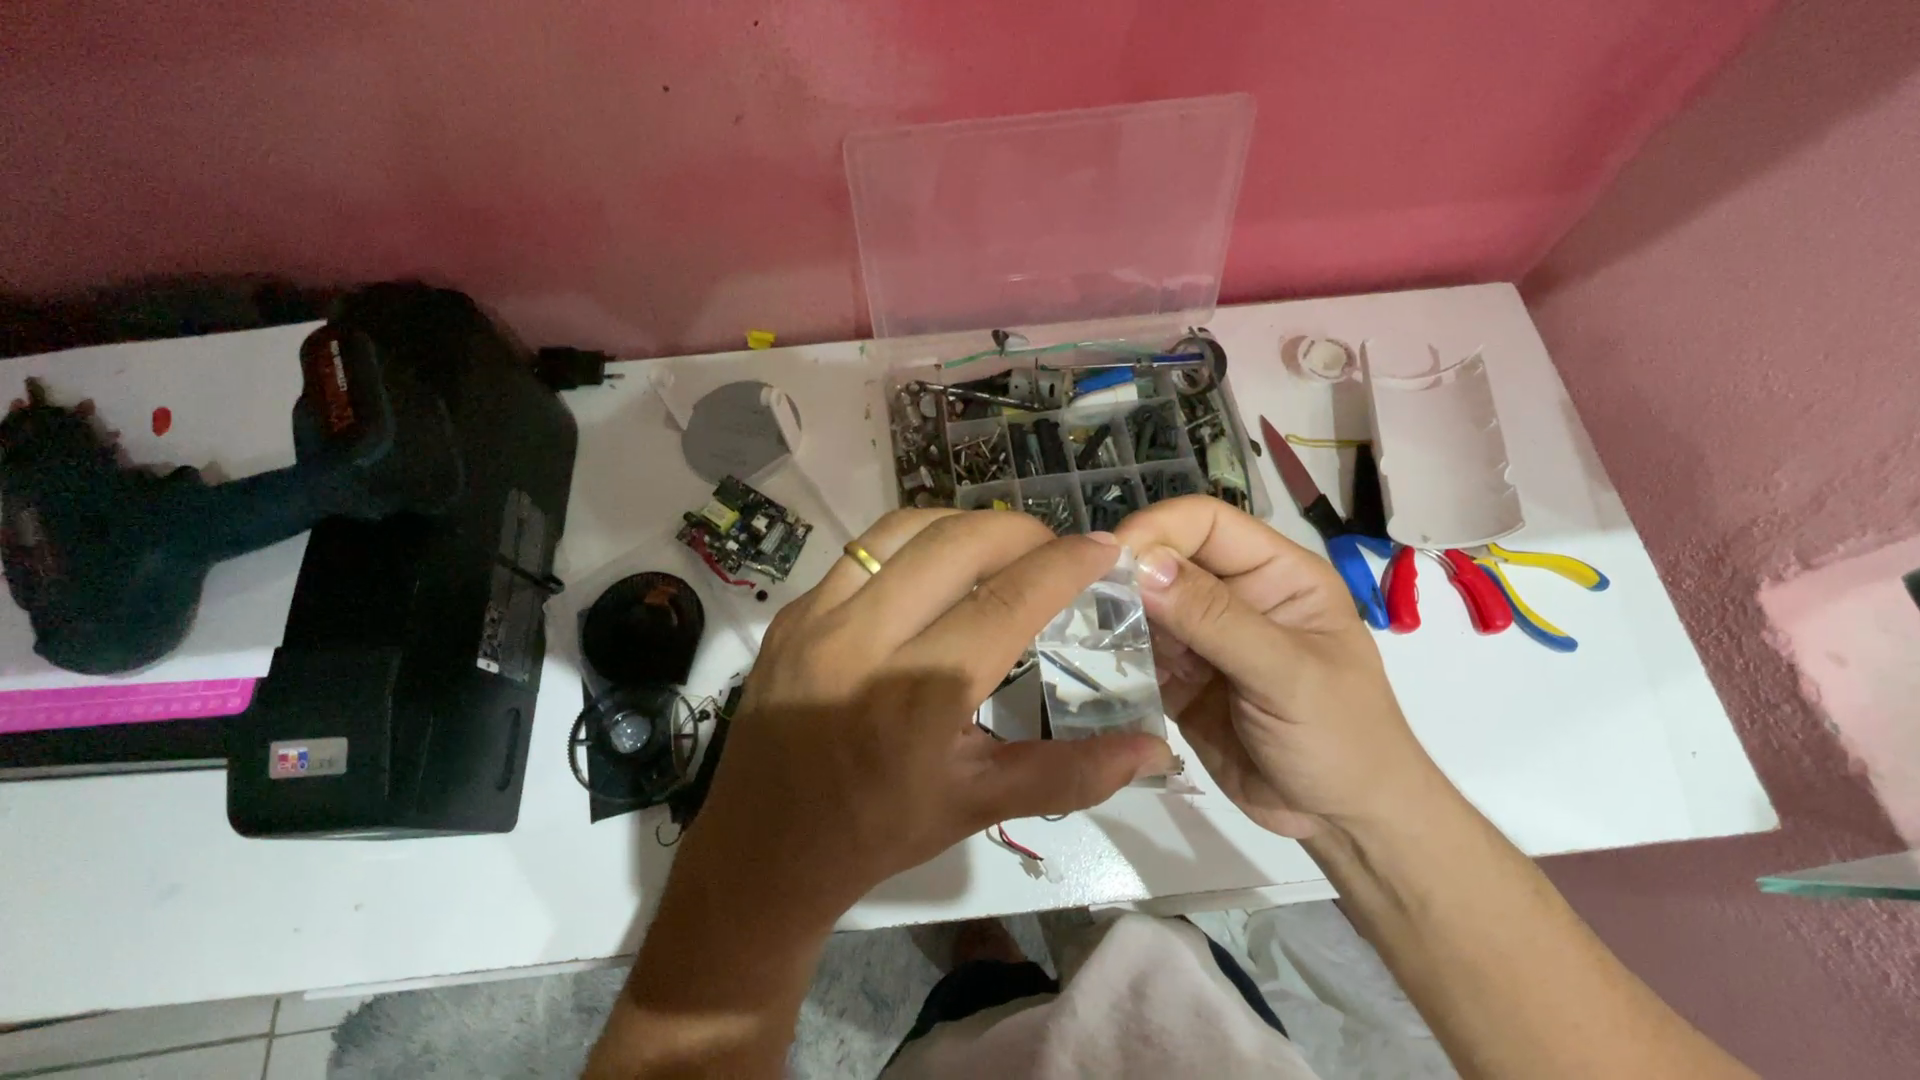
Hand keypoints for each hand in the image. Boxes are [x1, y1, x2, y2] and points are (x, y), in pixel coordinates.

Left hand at [681, 509, 1174, 921]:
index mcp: (919, 693)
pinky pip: (859, 554)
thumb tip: (1155, 752)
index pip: (1007, 600)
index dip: (1064, 565)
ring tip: (995, 548)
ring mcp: (816, 620)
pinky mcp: (790, 616)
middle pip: (955, 544)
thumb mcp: (977, 804)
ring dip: (961, 526)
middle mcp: (864, 640)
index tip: (1104, 546)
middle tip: (1052, 548)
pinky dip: (909, 547)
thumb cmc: (877, 833)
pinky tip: (929, 574)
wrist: (764, 851)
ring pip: (901, 530)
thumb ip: (1071, 773)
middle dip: (1018, 531)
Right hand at [1112, 496, 1440, 838]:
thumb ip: (1216, 619)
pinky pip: (1141, 654)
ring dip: (1118, 617)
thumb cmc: (1341, 738)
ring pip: (1147, 607)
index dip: (1157, 530)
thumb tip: (1142, 565)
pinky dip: (1119, 657)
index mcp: (1277, 575)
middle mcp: (1237, 596)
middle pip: (1167, 560)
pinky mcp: (1182, 681)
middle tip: (1084, 601)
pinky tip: (1101, 665)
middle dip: (1128, 575)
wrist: (1345, 821)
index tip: (1111, 561)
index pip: (1206, 524)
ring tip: (1085, 634)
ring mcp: (1206, 640)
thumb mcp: (1287, 675)